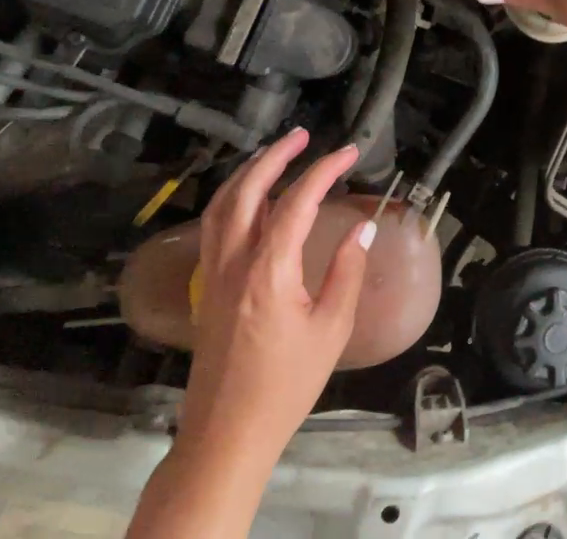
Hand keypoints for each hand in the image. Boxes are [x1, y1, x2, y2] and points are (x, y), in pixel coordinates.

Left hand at [181, 129, 372, 458]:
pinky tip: (247, 201)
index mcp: (268, 271)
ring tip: (273, 154)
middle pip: (246, 192)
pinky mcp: (204, 288)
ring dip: (246, 173)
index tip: (349, 152)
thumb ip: (346, 272)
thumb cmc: (287, 383)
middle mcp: (232, 262)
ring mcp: (211, 274)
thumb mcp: (331, 329)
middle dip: (274, 156)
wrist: (227, 430)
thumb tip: (362, 226)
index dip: (324, 170)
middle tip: (302, 135)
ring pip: (221, 206)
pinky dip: (231, 199)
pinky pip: (213, 227)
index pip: (296, 202)